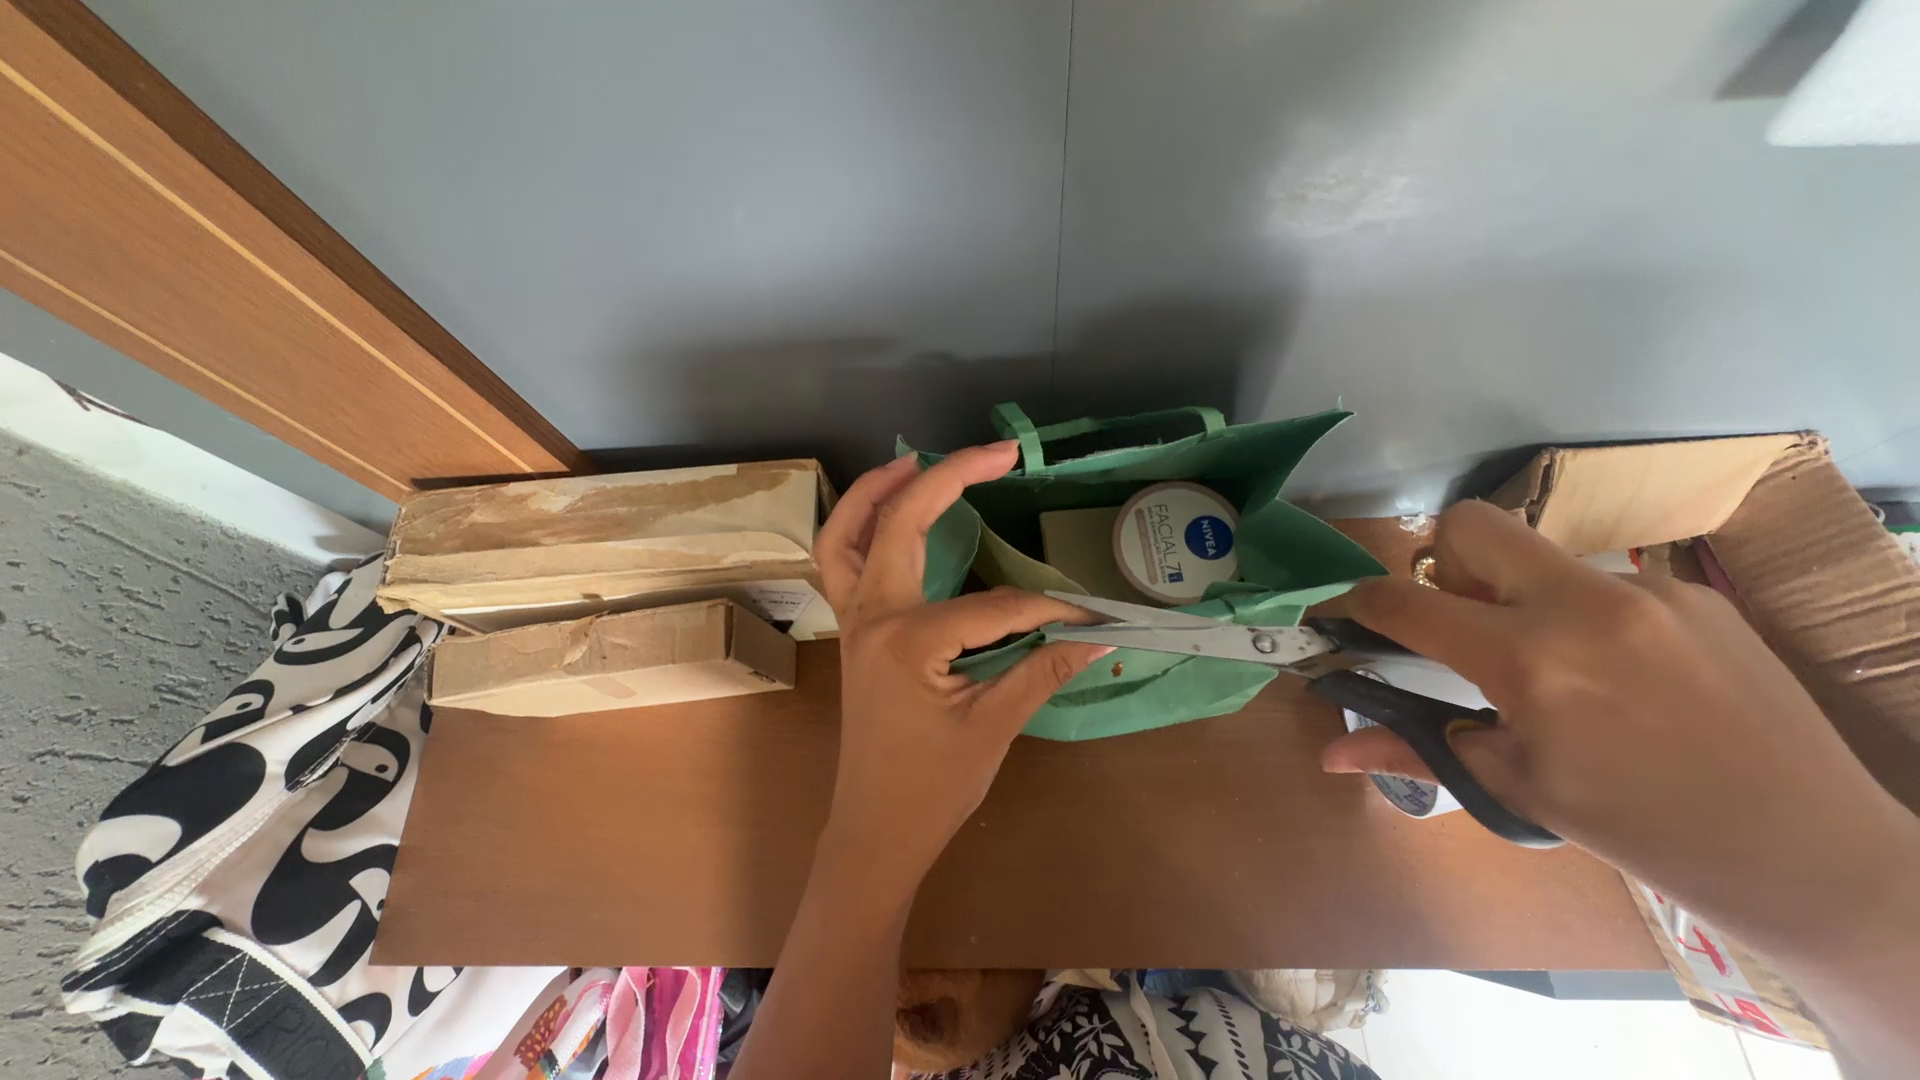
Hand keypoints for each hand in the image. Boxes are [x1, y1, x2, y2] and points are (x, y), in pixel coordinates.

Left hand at [813, 442, 1109, 890]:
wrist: (874, 832)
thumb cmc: (931, 788)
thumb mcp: (994, 727)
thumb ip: (1043, 669)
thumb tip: (1099, 633)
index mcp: (909, 639)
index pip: (996, 605)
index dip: (1049, 611)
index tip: (1092, 618)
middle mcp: (872, 615)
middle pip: (902, 523)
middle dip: (950, 477)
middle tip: (1000, 452)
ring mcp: (854, 621)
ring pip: (847, 535)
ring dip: (879, 491)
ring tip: (919, 461)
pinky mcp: (853, 633)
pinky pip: (843, 564)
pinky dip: (861, 529)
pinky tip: (892, 519)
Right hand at [1320, 500, 1919, 922]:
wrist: (1808, 850)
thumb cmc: (1636, 829)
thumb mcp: (1511, 786)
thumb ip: (1413, 749)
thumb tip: (1330, 754)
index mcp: (1529, 660)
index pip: (1407, 602)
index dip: (1359, 601)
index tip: (1346, 611)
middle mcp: (1584, 604)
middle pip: (1471, 524)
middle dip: (1440, 561)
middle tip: (1460, 623)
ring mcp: (1648, 590)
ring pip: (1540, 558)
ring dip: (1518, 596)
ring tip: (1557, 668)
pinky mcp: (1696, 594)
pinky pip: (1603, 583)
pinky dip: (1584, 616)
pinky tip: (1623, 676)